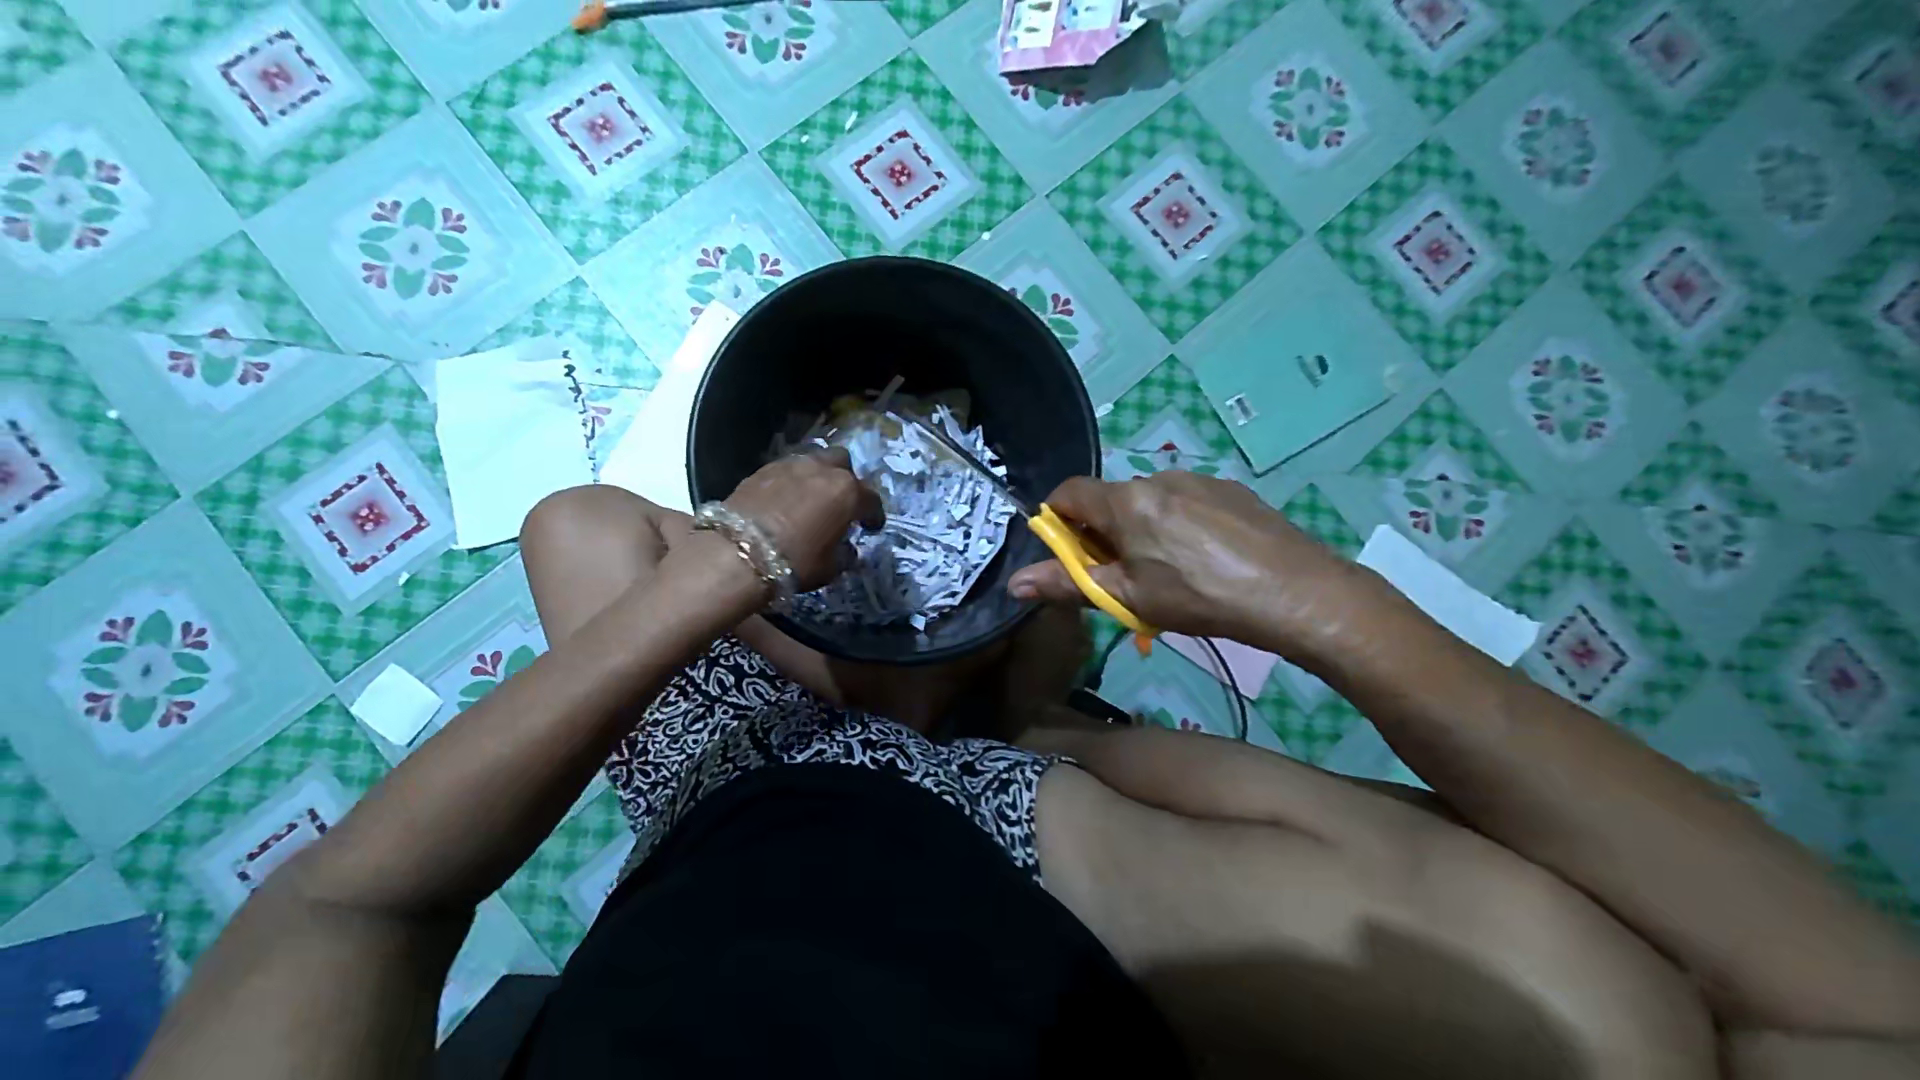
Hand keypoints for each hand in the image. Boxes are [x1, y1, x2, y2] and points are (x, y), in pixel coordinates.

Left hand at [726, 448, 882, 591]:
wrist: (734, 553)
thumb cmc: (794, 562)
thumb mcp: (829, 568)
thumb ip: (844, 554)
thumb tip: (847, 550)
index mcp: (847, 492)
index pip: (871, 499)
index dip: (874, 515)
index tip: (871, 527)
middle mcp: (822, 469)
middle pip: (843, 463)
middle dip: (846, 480)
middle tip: (840, 503)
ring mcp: (790, 465)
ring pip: (813, 461)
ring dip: (817, 477)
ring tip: (811, 499)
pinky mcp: (761, 469)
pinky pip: (786, 470)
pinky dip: (791, 482)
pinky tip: (785, 500)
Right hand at [1005, 472, 1364, 650]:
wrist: (1295, 591)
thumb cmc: (1199, 597)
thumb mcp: (1128, 598)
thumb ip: (1068, 585)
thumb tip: (1015, 584)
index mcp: (1126, 501)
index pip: (1068, 492)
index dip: (1057, 519)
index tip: (1069, 553)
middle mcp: (1158, 479)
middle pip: (1110, 499)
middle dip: (1103, 532)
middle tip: (1122, 575)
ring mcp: (1198, 480)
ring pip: (1149, 501)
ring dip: (1142, 528)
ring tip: (1170, 571)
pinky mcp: (1230, 490)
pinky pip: (1186, 501)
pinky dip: (1178, 523)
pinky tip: (1206, 558)